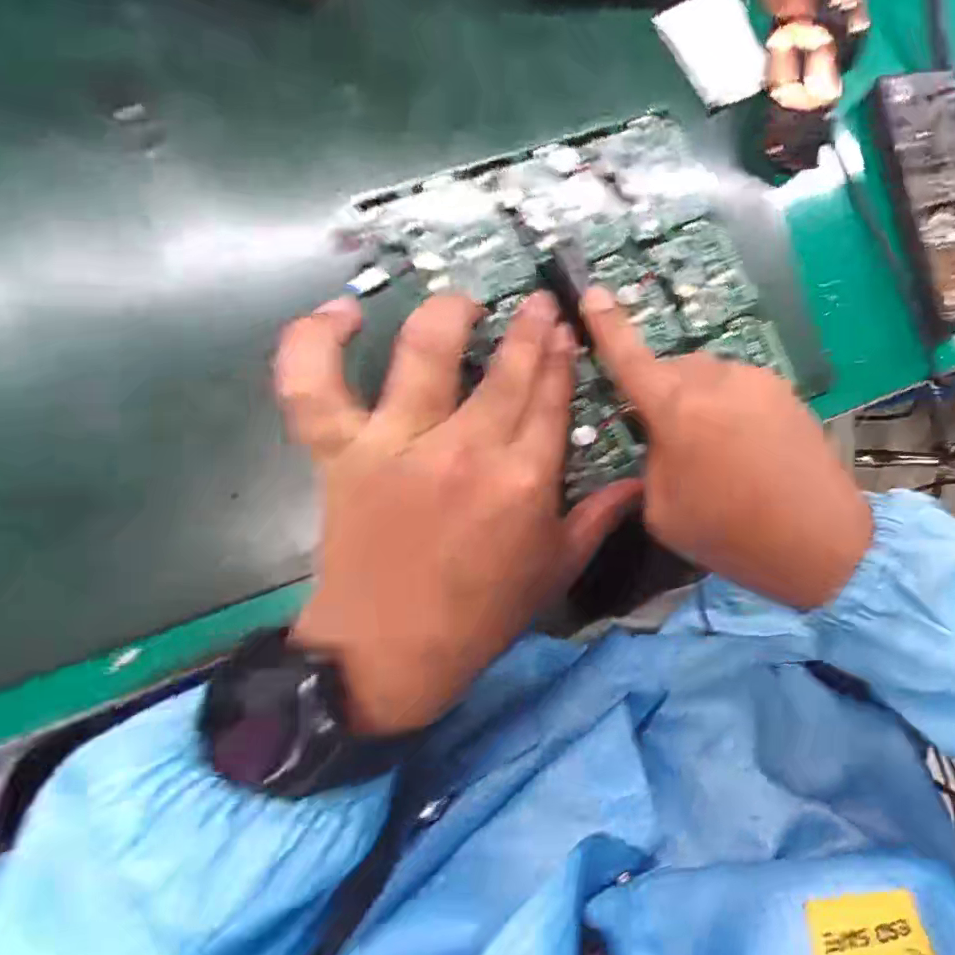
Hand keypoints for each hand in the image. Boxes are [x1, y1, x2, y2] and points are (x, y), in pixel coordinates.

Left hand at [274, 292, 641, 734]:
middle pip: (505, 369)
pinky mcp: (341, 452)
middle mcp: (465, 449)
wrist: (392, 652)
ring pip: (423, 353)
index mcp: (524, 480)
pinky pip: (314, 385)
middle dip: (528, 327)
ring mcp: (397, 444)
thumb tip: (640, 479)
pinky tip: (342, 315)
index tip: (564, 331)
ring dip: (449, 315)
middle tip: (537, 303)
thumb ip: (599, 518)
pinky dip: (316, 341)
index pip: (550, 397)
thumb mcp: (557, 569)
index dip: (560, 356)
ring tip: (464, 304)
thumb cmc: (483, 614)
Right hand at [581, 287, 870, 608]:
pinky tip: (746, 448)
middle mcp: (716, 381)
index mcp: (677, 410)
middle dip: (662, 395)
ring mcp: (756, 380)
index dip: (607, 326)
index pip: (630, 358)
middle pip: (672, 369)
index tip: (593, 294)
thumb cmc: (731, 535)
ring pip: (707, 377)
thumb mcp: (663, 509)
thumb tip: (660, 434)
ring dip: (698, 402)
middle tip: (670, 442)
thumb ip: (651, 459)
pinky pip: (739, 388)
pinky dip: (729, 409)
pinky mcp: (785, 391)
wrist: (819, 542)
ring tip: (716, 453)